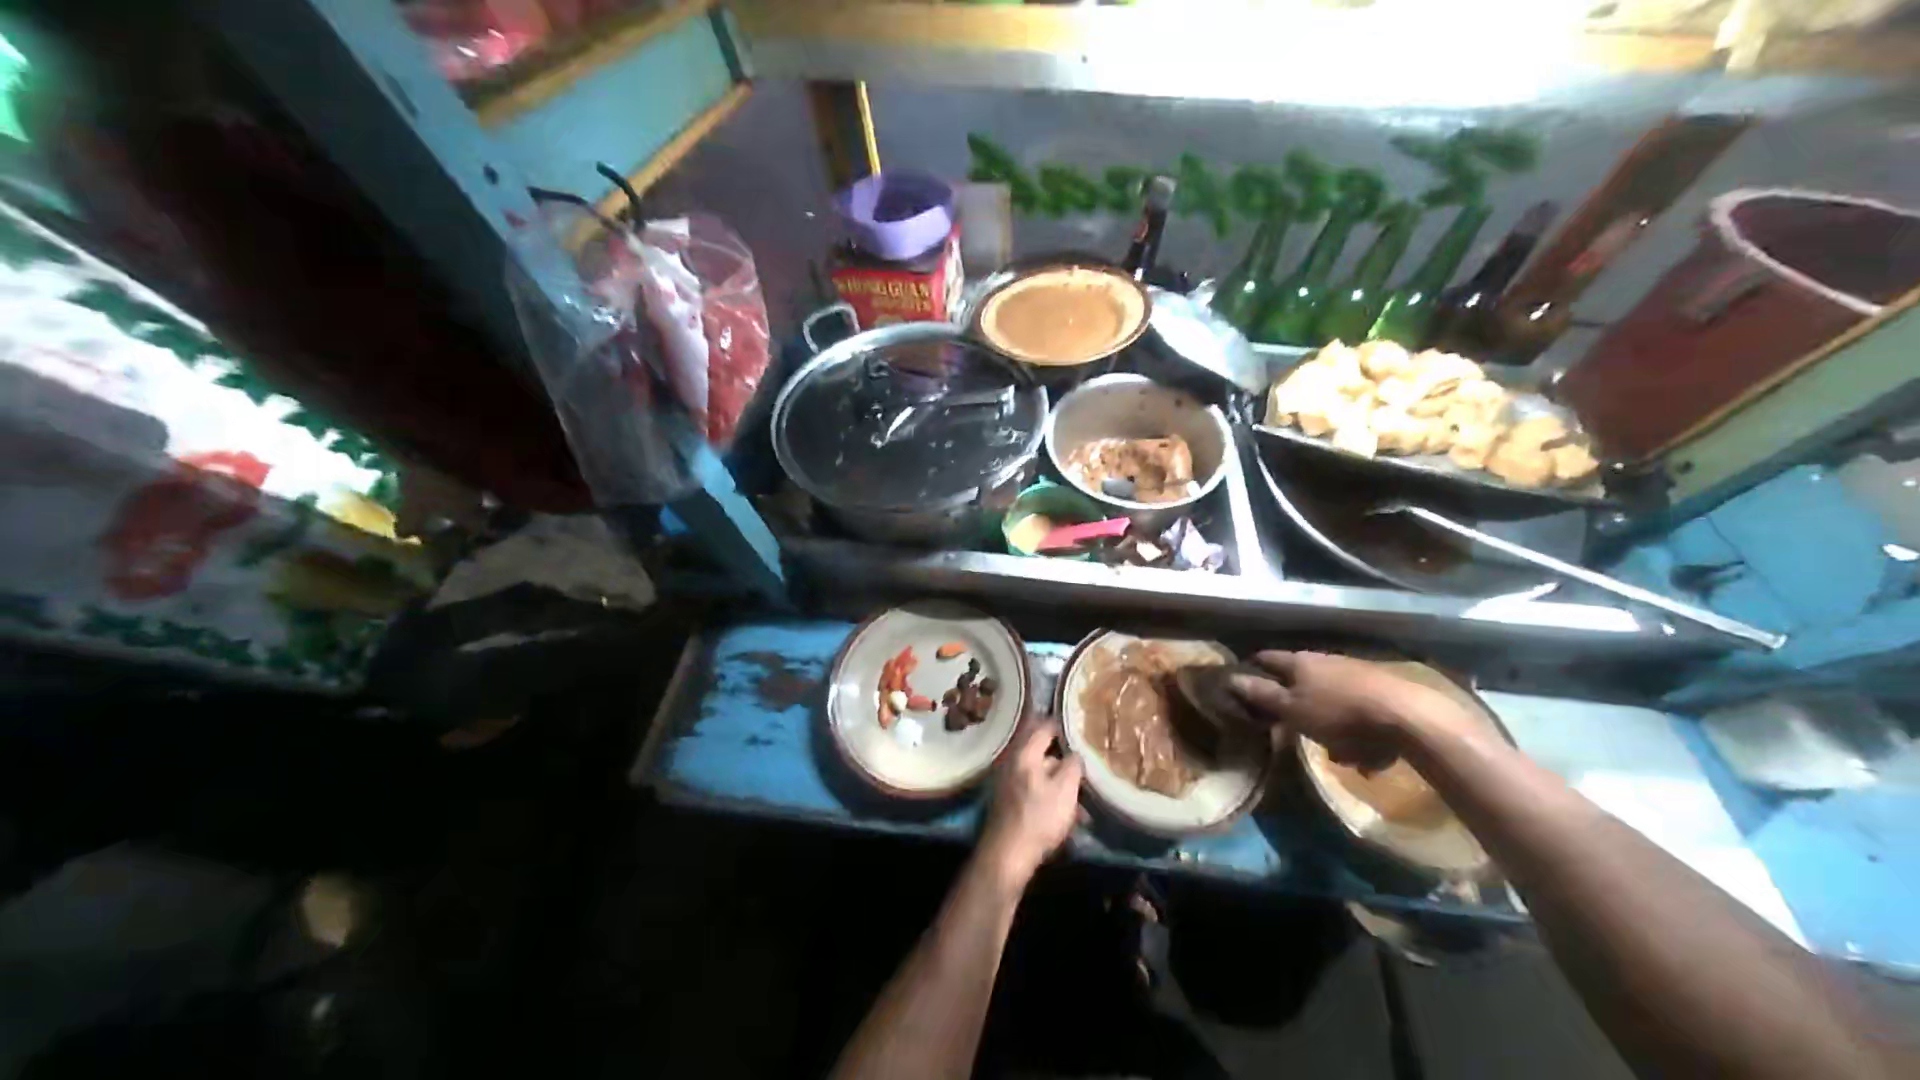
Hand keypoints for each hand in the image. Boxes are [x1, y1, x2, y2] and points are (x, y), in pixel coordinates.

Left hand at [979, 715, 1082, 885]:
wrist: (1007, 855)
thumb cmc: (1039, 818)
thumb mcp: (1065, 790)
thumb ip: (1072, 766)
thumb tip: (1074, 753)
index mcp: (1024, 754)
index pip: (1043, 727)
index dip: (1060, 724)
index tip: (1076, 723)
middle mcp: (1012, 763)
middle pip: (1041, 752)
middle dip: (1063, 759)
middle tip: (1082, 762)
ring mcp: (1008, 782)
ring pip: (1040, 775)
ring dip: (1061, 784)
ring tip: (1081, 803)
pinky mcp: (1009, 802)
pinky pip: (1035, 791)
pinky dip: (1051, 798)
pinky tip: (1068, 817)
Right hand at [1229, 651, 1471, 769]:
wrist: (1408, 717)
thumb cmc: (1339, 713)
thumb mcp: (1292, 710)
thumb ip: (1261, 695)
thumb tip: (1230, 677)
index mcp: (1299, 662)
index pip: (1266, 658)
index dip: (1252, 667)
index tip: (1241, 682)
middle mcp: (1326, 660)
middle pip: (1300, 678)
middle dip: (1294, 700)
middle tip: (1288, 724)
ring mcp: (1356, 672)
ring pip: (1330, 695)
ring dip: (1327, 718)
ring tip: (1334, 749)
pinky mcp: (1382, 690)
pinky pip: (1358, 709)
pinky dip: (1355, 727)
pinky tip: (1364, 750)